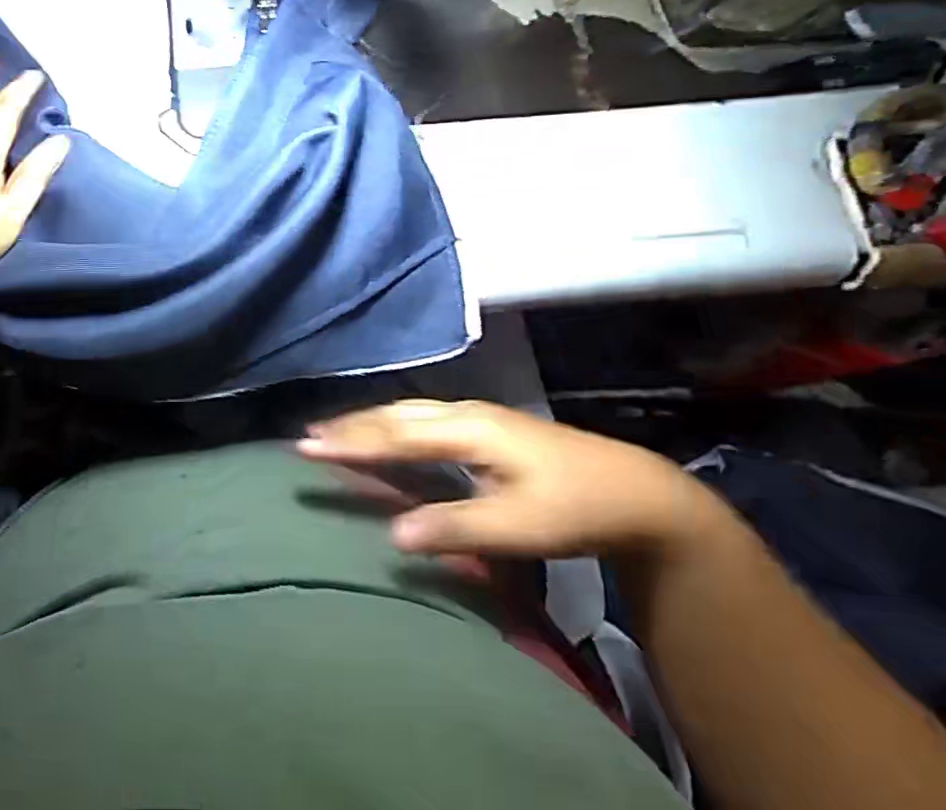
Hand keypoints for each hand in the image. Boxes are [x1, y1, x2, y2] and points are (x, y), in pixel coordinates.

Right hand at [299, 399, 728, 558]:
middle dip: (351, 424)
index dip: (350, 441)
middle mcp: (467, 413)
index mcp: (470, 429)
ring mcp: (479, 416)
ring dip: (370, 420)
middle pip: (397, 414)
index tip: (305, 446)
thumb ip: (456, 528)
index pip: (396, 434)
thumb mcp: (520, 527)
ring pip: (410, 411)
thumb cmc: (578, 508)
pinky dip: (393, 424)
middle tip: (307, 434)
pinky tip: (388, 432)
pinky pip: (424, 417)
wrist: (640, 493)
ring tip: (334, 428)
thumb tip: (392, 534)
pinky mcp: (488, 427)